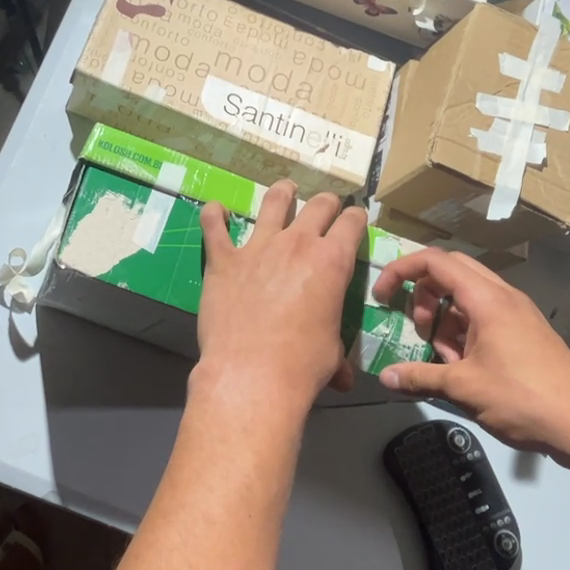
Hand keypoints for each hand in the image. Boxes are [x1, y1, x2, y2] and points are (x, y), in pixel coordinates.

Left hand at [195, 181, 368, 415]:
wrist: (251, 373)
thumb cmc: (302, 365)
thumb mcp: (332, 353)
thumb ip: (338, 353)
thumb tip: (345, 379)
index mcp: (332, 262)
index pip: (352, 223)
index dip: (356, 218)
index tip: (354, 218)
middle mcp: (297, 244)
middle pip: (318, 205)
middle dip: (325, 202)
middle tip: (324, 205)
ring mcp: (257, 247)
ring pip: (273, 202)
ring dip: (282, 192)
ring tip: (284, 189)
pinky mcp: (223, 259)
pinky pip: (214, 226)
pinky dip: (214, 215)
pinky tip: (215, 210)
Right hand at [371, 249, 569, 461]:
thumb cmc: (523, 399)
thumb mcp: (463, 388)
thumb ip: (419, 377)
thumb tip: (385, 377)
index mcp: (487, 299)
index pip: (435, 262)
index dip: (401, 271)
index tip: (382, 296)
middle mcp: (503, 297)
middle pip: (451, 271)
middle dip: (423, 292)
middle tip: (416, 325)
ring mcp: (517, 313)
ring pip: (468, 295)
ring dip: (444, 315)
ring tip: (441, 354)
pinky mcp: (525, 332)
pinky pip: (484, 314)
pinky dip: (464, 330)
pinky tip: (462, 364)